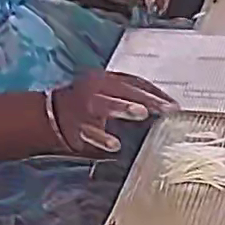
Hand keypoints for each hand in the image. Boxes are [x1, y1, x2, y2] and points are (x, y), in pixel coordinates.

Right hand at [48, 71, 175, 153]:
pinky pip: (90, 133)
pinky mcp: (75, 127)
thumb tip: (165, 108)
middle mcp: (95, 89)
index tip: (173, 105)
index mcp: (106, 79)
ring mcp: (84, 107)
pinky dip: (102, 138)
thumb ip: (133, 98)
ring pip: (105, 105)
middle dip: (147, 100)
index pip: (135, 82)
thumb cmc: (89, 106)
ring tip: (141, 113)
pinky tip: (115, 145)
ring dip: (123, 108)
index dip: (155, 92)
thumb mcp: (111, 95)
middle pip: (125, 91)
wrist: (51, 117)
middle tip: (167, 109)